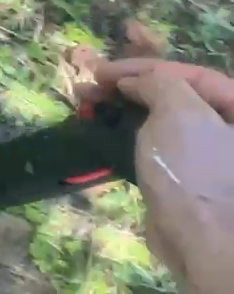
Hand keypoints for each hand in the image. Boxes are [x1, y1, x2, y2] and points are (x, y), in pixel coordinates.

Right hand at [78, 59, 233, 292]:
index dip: (147, 68)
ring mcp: (221, 160)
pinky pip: (165, 143)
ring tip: (88, 104)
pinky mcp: (199, 178)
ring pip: (169, 119)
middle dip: (132, 86)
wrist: (207, 240)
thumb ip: (159, 83)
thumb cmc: (200, 171)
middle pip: (184, 97)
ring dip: (125, 105)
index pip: (200, 77)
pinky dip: (132, 130)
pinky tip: (105, 128)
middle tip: (92, 86)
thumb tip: (134, 82)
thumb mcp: (181, 114)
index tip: (101, 72)